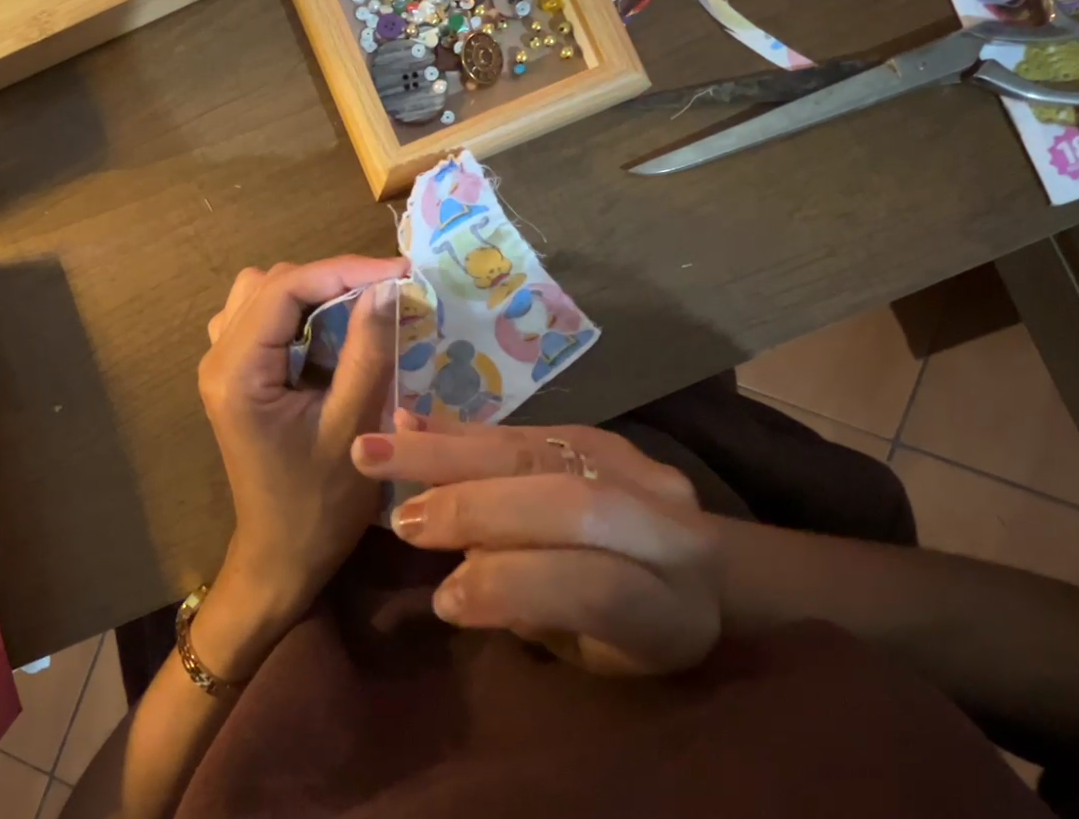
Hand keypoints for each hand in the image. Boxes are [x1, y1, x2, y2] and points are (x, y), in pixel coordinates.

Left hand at [199, 256, 406, 625]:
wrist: (282, 554)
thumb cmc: (320, 504)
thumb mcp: (353, 427)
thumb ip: (366, 350)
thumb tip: (386, 287)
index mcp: (237, 371)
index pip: (285, 288)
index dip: (345, 269)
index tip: (402, 272)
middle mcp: (217, 359)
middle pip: (269, 284)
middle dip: (330, 280)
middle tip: (388, 294)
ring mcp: (221, 366)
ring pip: (261, 296)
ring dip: (312, 296)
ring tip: (361, 312)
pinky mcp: (234, 375)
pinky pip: (260, 320)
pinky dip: (297, 316)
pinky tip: (329, 337)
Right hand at [351, 418, 721, 675]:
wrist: (701, 574)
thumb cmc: (632, 637)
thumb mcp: (592, 654)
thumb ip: (534, 614)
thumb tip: (454, 578)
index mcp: (673, 609)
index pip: (596, 588)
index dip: (513, 587)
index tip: (441, 599)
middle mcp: (669, 528)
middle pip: (568, 503)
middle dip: (472, 506)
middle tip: (401, 518)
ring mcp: (637, 470)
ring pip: (536, 451)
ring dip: (447, 451)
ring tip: (377, 451)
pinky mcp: (602, 434)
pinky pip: (521, 428)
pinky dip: (457, 430)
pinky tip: (407, 423)